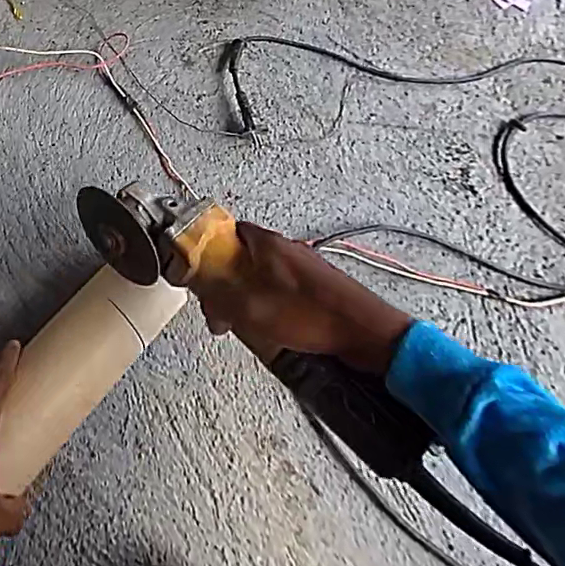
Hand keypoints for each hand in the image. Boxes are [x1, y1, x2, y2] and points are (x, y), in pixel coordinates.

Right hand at [189, 221, 414, 373]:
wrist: (365, 332)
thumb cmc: (313, 315)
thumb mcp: (251, 309)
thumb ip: (219, 299)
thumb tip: (202, 294)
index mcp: (266, 242)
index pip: (224, 232)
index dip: (207, 251)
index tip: (198, 272)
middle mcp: (283, 246)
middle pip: (240, 255)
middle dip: (225, 282)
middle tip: (220, 308)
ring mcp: (301, 264)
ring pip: (259, 273)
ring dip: (246, 295)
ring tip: (244, 321)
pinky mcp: (315, 283)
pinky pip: (278, 285)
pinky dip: (267, 301)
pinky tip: (270, 325)